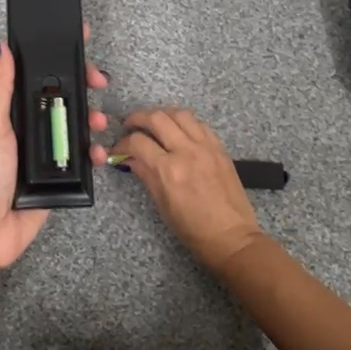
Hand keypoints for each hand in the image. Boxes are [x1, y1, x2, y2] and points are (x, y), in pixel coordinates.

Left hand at [0, 28, 107, 275]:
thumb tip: (0, 46)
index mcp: (1, 112)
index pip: (31, 75)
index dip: (54, 58)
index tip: (78, 41)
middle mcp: (21, 129)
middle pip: (57, 97)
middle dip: (81, 87)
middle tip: (98, 80)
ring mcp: (38, 153)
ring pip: (71, 126)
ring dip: (89, 119)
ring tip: (99, 121)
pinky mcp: (53, 178)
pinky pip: (77, 159)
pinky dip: (91, 152)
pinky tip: (97, 152)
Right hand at [118, 107, 266, 271]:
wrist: (232, 236)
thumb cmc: (193, 229)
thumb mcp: (162, 204)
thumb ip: (146, 174)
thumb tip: (130, 158)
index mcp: (169, 170)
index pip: (138, 142)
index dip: (122, 143)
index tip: (118, 148)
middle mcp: (187, 151)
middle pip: (157, 118)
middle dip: (138, 118)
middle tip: (130, 125)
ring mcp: (206, 146)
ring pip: (180, 113)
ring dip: (162, 114)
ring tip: (154, 124)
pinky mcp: (219, 147)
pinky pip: (199, 123)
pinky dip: (184, 122)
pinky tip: (179, 131)